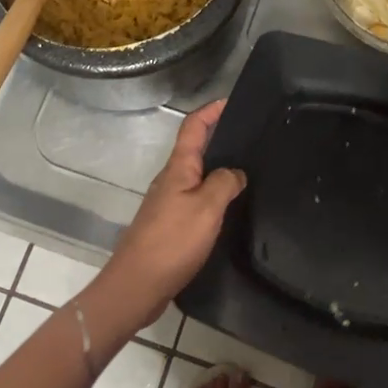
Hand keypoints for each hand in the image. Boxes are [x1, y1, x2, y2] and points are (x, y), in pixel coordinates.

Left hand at [96, 99, 246, 324]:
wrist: (136, 286)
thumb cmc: (172, 241)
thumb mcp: (206, 208)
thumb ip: (225, 183)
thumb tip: (236, 172)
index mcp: (178, 168)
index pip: (193, 127)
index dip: (211, 111)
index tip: (231, 102)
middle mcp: (170, 180)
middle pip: (195, 149)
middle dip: (219, 139)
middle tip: (250, 139)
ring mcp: (167, 203)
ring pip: (196, 176)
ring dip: (217, 169)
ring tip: (247, 172)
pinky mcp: (169, 226)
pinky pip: (195, 200)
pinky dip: (212, 196)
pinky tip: (228, 209)